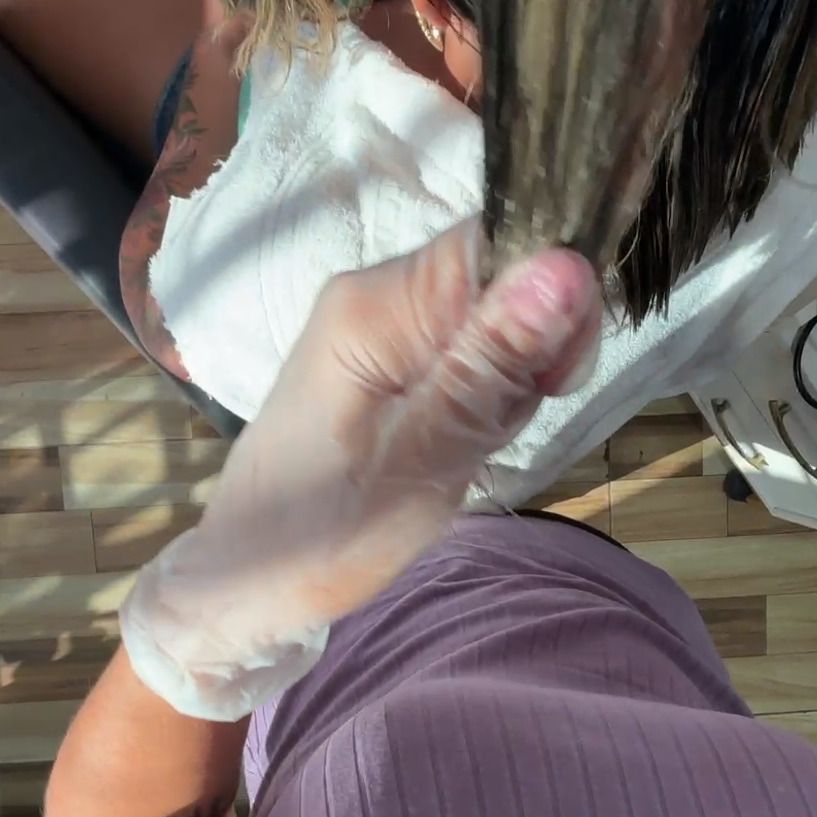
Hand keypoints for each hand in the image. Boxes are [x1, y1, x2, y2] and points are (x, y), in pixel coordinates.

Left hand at [122, 220, 602, 719]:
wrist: (247, 574)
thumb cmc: (324, 533)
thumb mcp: (422, 459)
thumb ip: (491, 365)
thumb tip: (568, 268)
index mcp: (374, 304)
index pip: (500, 243)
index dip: (553, 299)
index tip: (553, 379)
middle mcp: (373, 293)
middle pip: (500, 281)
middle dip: (527, 354)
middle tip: (490, 430)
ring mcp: (376, 325)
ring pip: (491, 324)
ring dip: (504, 386)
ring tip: (463, 447)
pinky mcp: (382, 359)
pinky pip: (463, 355)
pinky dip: (480, 399)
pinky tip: (453, 443)